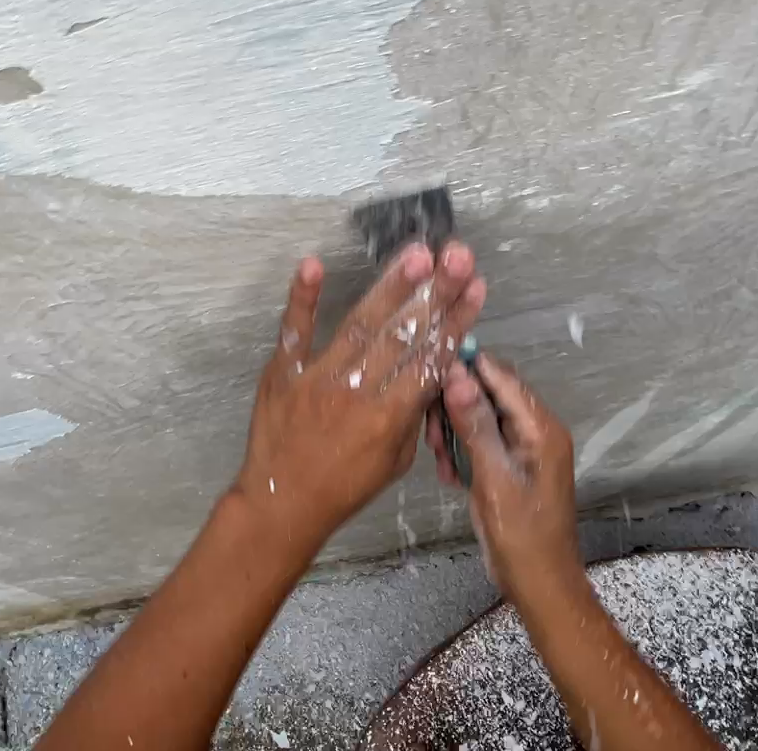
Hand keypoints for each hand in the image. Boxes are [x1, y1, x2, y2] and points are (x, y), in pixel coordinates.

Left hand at [234, 242, 484, 546]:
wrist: (281, 504)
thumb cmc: (345, 486)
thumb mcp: (395, 460)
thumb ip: (412, 413)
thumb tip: (432, 369)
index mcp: (389, 417)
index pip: (431, 359)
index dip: (456, 321)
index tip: (476, 286)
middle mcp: (357, 390)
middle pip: (403, 335)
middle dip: (434, 292)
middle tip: (456, 254)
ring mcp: (317, 376)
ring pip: (361, 325)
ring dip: (390, 287)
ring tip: (416, 253)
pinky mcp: (283, 370)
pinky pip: (294, 329)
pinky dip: (303, 297)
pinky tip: (312, 264)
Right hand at [431, 354, 583, 600]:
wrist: (539, 587)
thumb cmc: (521, 535)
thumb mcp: (493, 478)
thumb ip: (475, 424)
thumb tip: (457, 374)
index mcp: (540, 427)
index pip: (500, 375)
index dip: (465, 369)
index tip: (428, 374)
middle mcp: (535, 429)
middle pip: (487, 393)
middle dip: (454, 407)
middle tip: (431, 435)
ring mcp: (523, 447)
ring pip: (479, 416)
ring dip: (454, 431)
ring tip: (440, 460)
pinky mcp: (511, 463)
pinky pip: (481, 439)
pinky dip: (461, 450)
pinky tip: (449, 474)